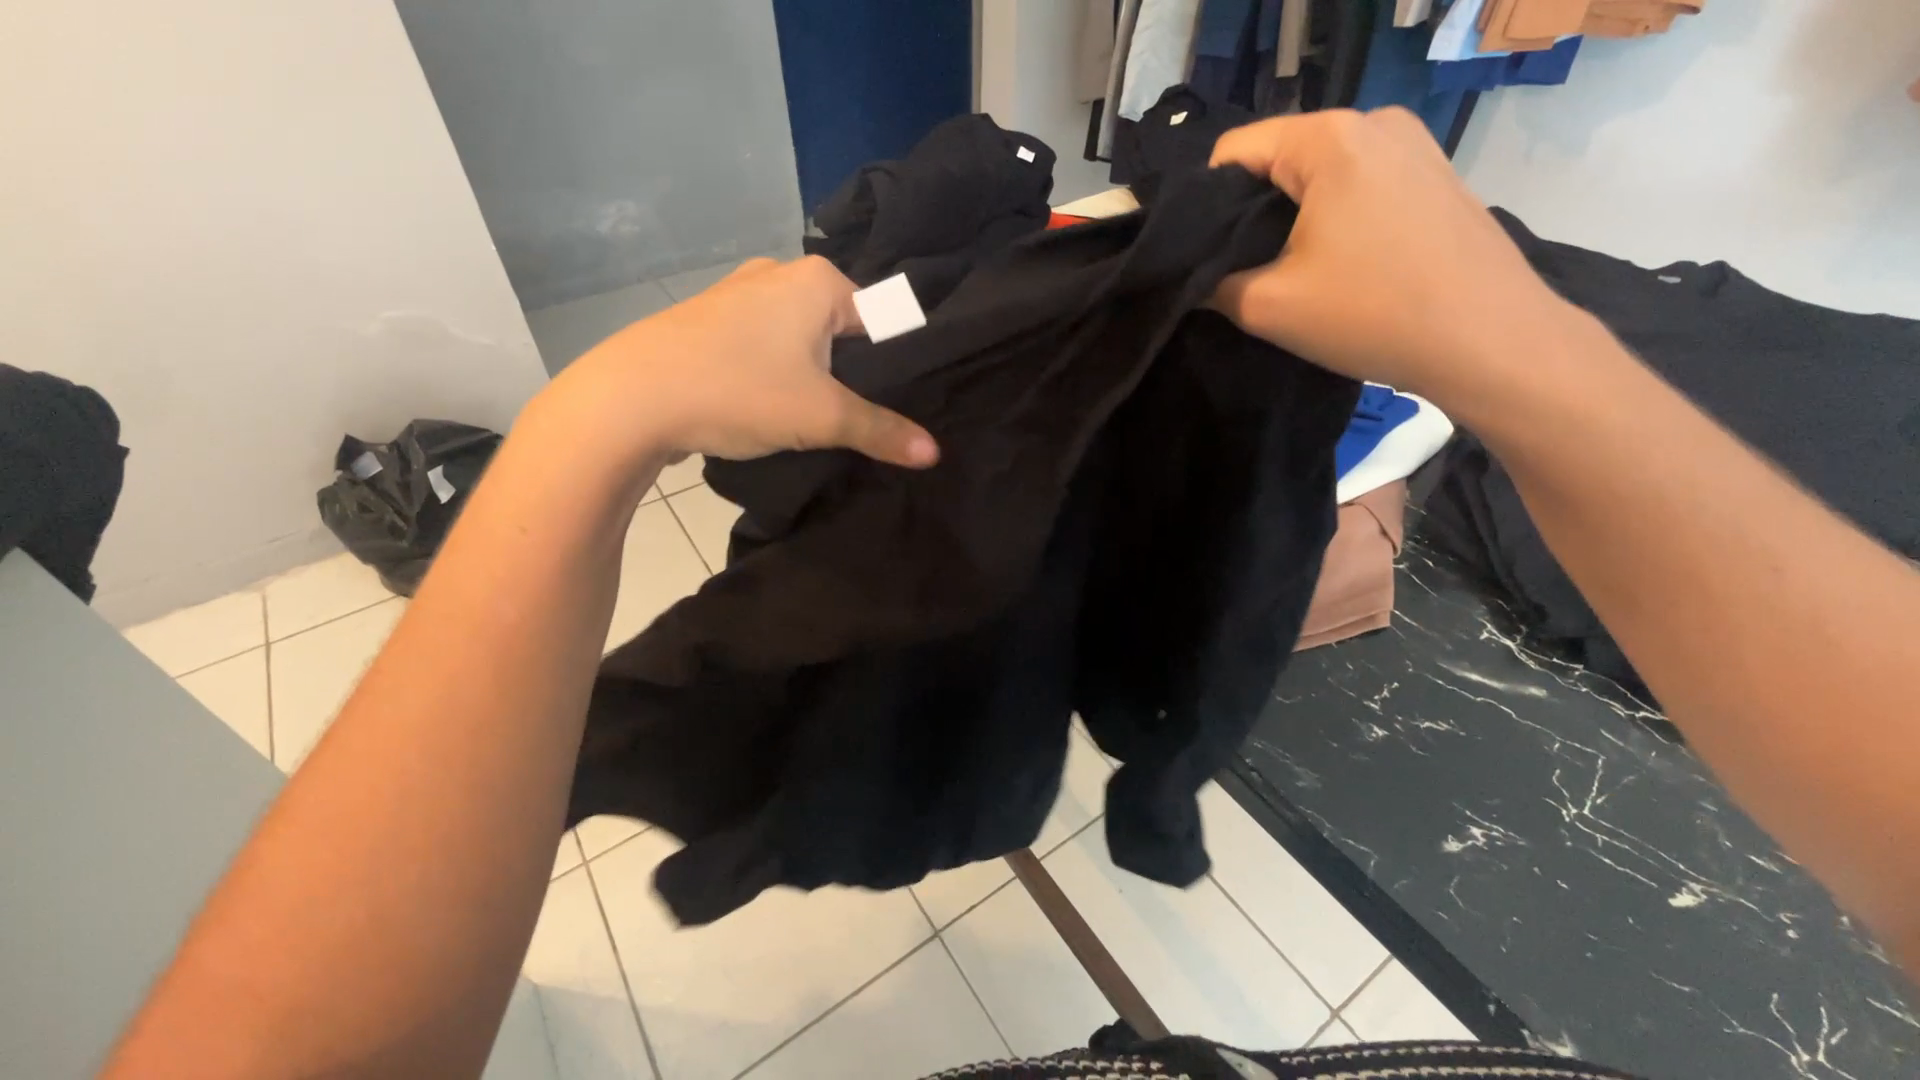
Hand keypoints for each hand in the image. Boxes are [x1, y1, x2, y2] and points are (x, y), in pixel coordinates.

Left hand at [552, 256, 939, 469]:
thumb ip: (882, 432)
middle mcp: (780, 273)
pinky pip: (763, 347)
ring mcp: (738, 294)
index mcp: (819, 280)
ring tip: (811, 422)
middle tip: (854, 422)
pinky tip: (765, 408)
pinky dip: (773, 375)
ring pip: (800, 340)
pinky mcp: (708, 321)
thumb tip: (935, 453)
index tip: (891, 410)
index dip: (892, 368)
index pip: (883, 319)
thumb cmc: (739, 391)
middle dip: (850, 374)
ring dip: (810, 378)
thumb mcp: (822, 417)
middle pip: (841, 330)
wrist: (629, 400)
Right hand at [1209, 108, 1582, 400]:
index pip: (1232, 152)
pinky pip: (1361, 187)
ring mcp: (1415, 145)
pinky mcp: (1437, 175)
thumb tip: (1194, 276)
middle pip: (1279, 161)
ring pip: (1320, 176)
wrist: (1493, 342)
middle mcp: (1375, 122)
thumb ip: (1211, 284)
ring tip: (1295, 275)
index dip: (1204, 207)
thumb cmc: (1374, 314)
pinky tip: (1345, 268)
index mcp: (1329, 138)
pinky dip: (1337, 221)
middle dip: (1252, 215)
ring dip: (1295, 221)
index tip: (1206, 259)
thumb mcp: (1268, 306)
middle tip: (1246, 274)